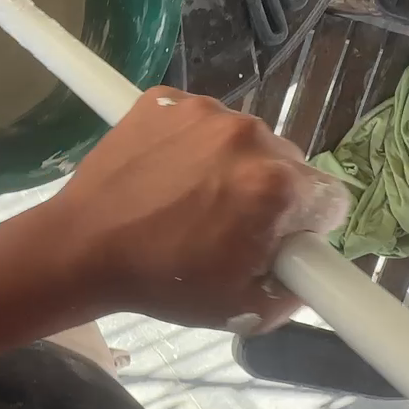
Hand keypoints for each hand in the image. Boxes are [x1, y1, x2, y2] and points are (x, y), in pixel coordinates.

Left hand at [43, 86, 348, 331]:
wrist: (80, 247)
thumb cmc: (159, 281)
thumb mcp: (242, 307)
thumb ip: (296, 289)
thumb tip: (309, 270)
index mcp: (275, 186)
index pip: (329, 197)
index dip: (306, 223)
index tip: (276, 237)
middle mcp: (246, 136)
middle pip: (285, 162)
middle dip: (266, 192)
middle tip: (224, 222)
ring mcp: (201, 112)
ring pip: (240, 138)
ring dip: (227, 163)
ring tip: (185, 198)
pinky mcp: (163, 100)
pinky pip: (197, 120)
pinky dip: (188, 142)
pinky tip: (163, 173)